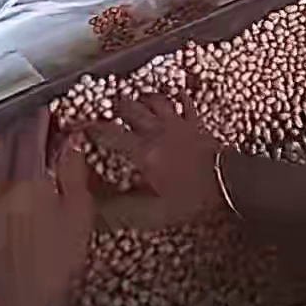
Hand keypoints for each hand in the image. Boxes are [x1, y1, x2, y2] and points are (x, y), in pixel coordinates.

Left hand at [0, 108, 92, 305]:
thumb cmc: (62, 258)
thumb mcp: (80, 211)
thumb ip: (74, 171)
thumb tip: (71, 140)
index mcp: (28, 183)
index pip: (30, 140)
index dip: (39, 122)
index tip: (48, 111)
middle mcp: (0, 191)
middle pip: (6, 148)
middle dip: (20, 130)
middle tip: (36, 122)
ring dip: (4, 148)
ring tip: (19, 141)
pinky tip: (3, 174)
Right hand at [87, 93, 225, 227]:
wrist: (228, 182)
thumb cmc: (192, 198)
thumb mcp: (154, 211)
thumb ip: (124, 209)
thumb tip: (98, 211)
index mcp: (144, 152)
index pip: (110, 134)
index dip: (91, 128)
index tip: (78, 125)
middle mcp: (158, 132)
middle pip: (131, 109)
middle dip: (116, 106)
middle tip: (106, 107)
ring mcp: (178, 124)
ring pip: (156, 101)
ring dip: (143, 98)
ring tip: (135, 99)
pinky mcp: (196, 122)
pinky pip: (185, 103)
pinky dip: (178, 96)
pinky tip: (175, 93)